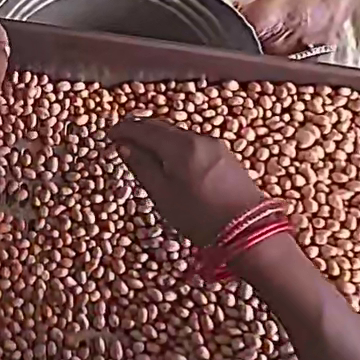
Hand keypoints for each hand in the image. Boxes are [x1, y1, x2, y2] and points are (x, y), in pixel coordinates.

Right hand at [110, 118, 267, 245]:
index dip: (124, 130)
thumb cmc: (199, 216)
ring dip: (157, 139)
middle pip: (162, 128)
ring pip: (177, 135)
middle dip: (140, 131)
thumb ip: (142, 166)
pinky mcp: (224, 157)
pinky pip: (191, 144)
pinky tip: (168, 158)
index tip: (109, 135)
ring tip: (141, 149)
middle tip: (121, 138)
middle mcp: (198, 139)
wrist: (249, 230)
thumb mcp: (162, 194)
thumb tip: (124, 147)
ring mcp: (214, 146)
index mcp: (180, 146)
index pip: (144, 129)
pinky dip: (173, 146)